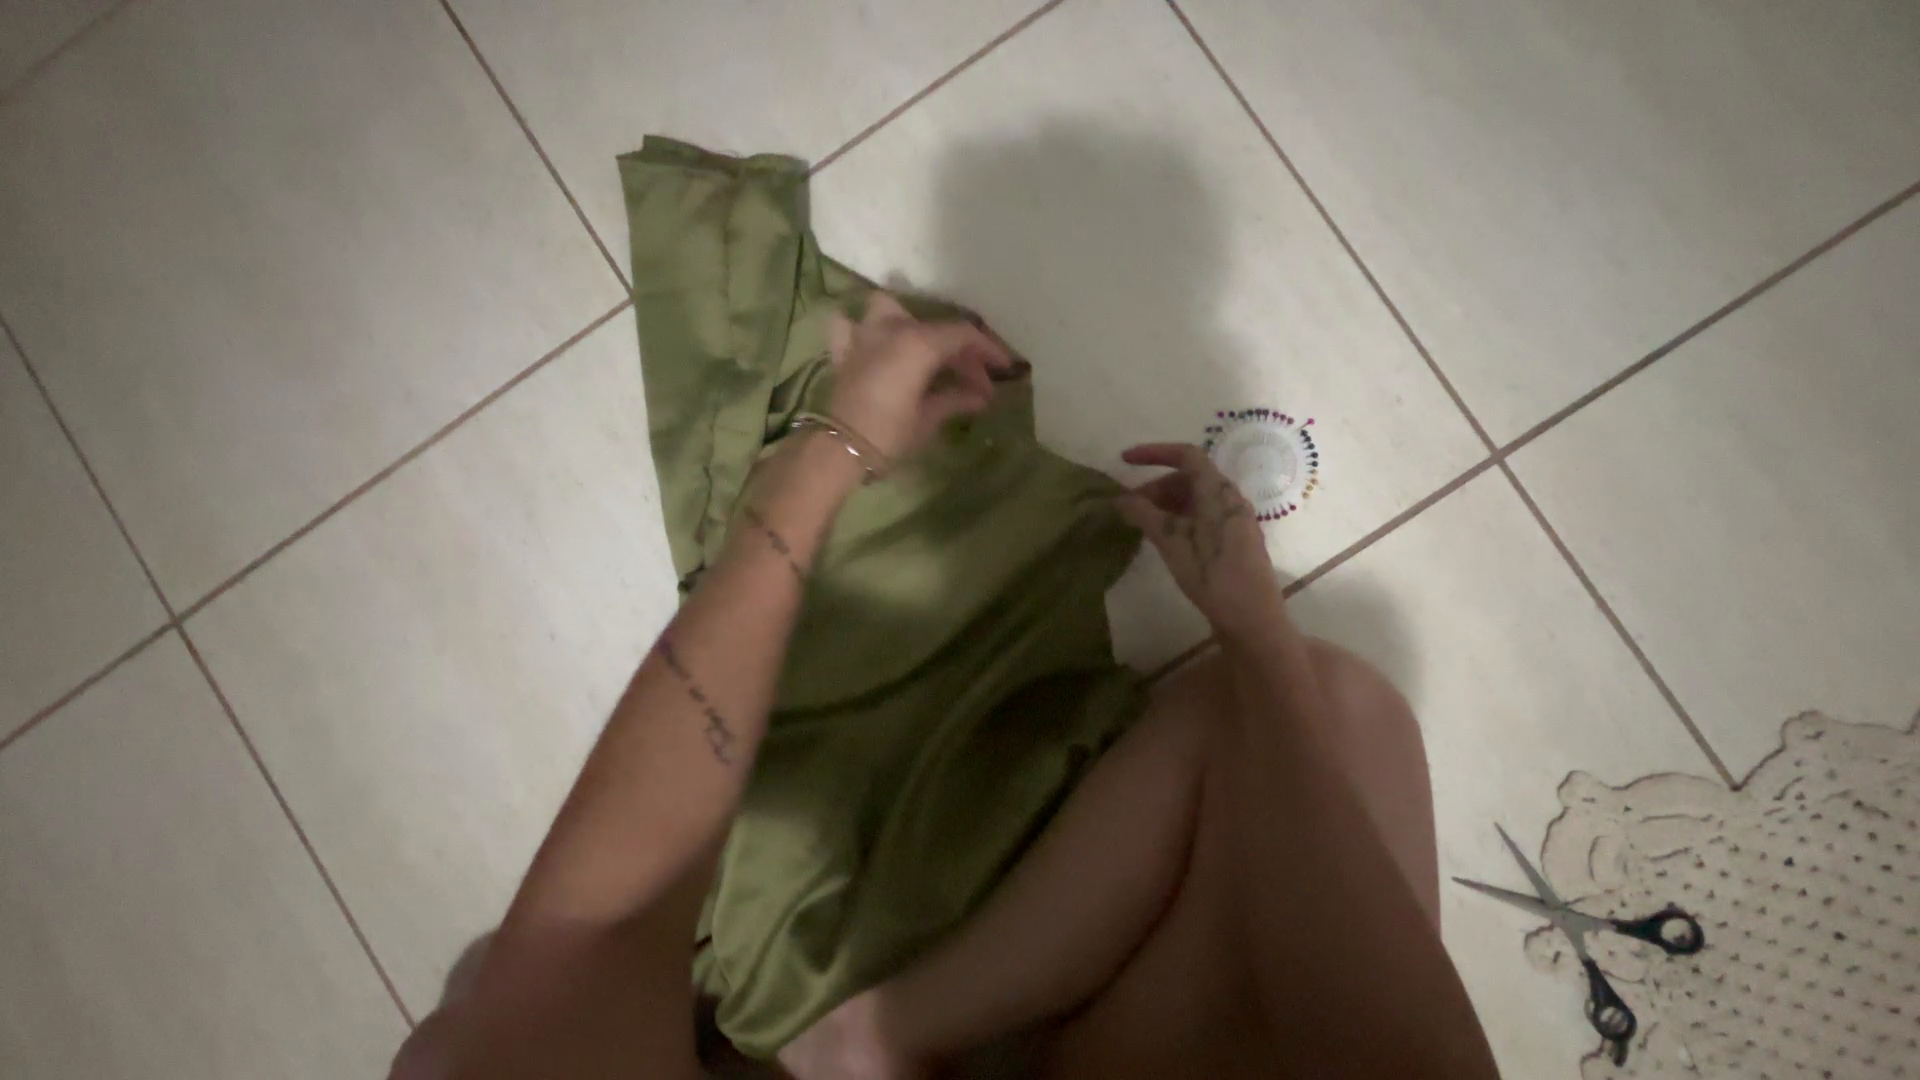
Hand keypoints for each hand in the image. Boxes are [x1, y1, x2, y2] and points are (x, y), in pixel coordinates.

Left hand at [826, 293, 1010, 461]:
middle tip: (976, 382)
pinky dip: (861, 328)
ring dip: (911, 324)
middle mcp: (892, 328)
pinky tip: (872, 343)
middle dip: (961, 352)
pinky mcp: (843, 352)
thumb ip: (956, 399)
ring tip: (925, 350)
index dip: (988, 351)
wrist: (839, 450)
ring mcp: (864, 336)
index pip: (964, 335)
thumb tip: (982, 396)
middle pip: (936, 328)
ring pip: (890, 310)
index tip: (1004, 371)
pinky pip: (848, 325)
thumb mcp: (929, 418)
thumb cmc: (890, 435)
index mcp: (919, 342)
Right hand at [1117, 443, 1280, 639]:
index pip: (1186, 456)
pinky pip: (1203, 515)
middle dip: (1156, 485)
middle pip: (1189, 477)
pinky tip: (1165, 539)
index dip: (1154, 453)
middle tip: (1130, 507)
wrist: (1253, 619)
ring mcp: (1235, 520)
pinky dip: (1179, 518)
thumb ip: (1146, 516)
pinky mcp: (1235, 540)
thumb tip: (1121, 498)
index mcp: (1219, 493)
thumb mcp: (1172, 544)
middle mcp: (1231, 499)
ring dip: (1166, 503)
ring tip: (1143, 525)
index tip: (1125, 461)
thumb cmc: (1212, 576)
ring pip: (1195, 498)